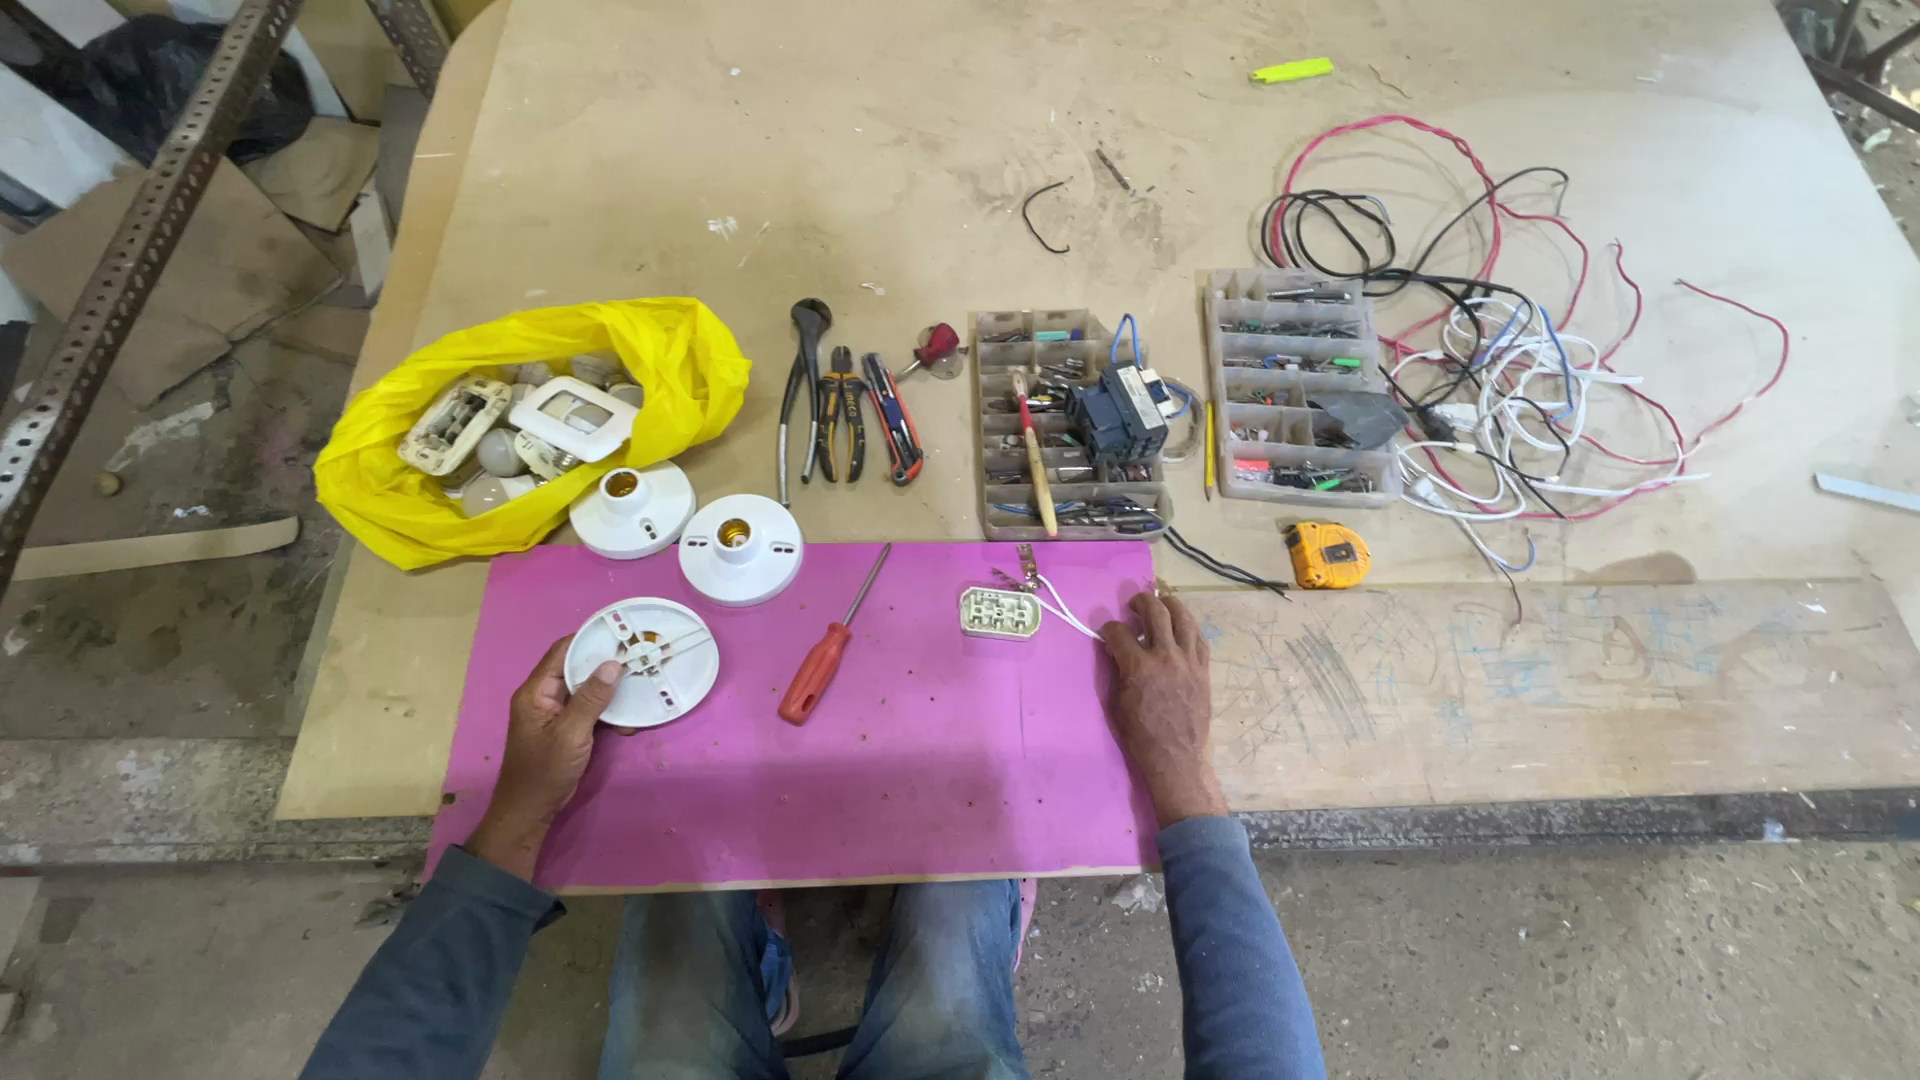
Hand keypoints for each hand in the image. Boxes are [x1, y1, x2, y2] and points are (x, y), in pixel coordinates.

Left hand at [466, 637, 621, 879]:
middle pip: (576, 667)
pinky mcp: (567, 727)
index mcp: (536, 692)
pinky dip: (609, 708)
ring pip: (587, 688)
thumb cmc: (544, 771)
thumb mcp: (570, 734)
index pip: (562, 652)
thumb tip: (612, 664)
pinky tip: (630, 714)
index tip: (620, 631)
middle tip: (638, 653)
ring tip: (641, 679)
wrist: (530, 811)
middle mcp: (544, 696)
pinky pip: (590, 707)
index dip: (588, 638)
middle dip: (606, 662)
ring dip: (611, 688)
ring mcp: (556, 712)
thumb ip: (591, 699)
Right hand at [1099, 589, 1227, 827]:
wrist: (1175, 756)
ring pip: (1183, 618)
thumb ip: (1117, 669)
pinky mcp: (1203, 670)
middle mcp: (1166, 657)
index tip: (1107, 632)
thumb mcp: (1116, 701)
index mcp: (1139, 667)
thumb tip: (1115, 649)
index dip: (1109, 628)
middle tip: (1134, 604)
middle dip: (1141, 602)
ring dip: (1170, 605)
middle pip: (1155, 612)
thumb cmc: (1139, 734)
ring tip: (1162, 602)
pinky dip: (1189, 627)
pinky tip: (1182, 626)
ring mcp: (1189, 662)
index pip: (1119, 632)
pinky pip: (1200, 639)